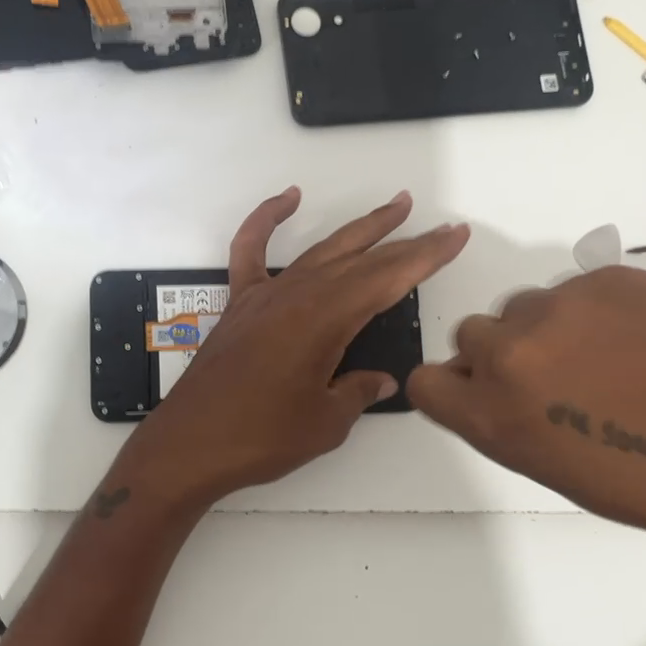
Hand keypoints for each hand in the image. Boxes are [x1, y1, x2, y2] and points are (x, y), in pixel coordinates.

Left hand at [123, 188, 469, 502]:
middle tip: (440, 226)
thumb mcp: (326, 421)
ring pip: (320, 251)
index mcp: (325, 319)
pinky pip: (250, 250)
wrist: (190, 446)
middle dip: (404, 243)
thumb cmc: (262, 438)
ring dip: (359, 230)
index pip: (387, 278)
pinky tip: (288, 199)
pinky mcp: (239, 305)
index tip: (455, 235)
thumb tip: (379, 380)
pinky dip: (266, 219)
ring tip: (393, 208)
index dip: (426, 256)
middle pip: (360, 259)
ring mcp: (265, 296)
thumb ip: (357, 392)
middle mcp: (297, 295)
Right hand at [408, 266, 645, 533]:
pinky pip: (576, 291)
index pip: (429, 382)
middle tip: (562, 383)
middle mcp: (512, 354)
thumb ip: (514, 427)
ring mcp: (559, 306)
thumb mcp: (568, 474)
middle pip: (472, 337)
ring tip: (615, 362)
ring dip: (549, 331)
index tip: (486, 399)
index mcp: (495, 417)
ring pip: (525, 309)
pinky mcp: (609, 276)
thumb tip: (510, 394)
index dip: (455, 390)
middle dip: (503, 358)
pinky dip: (597, 312)